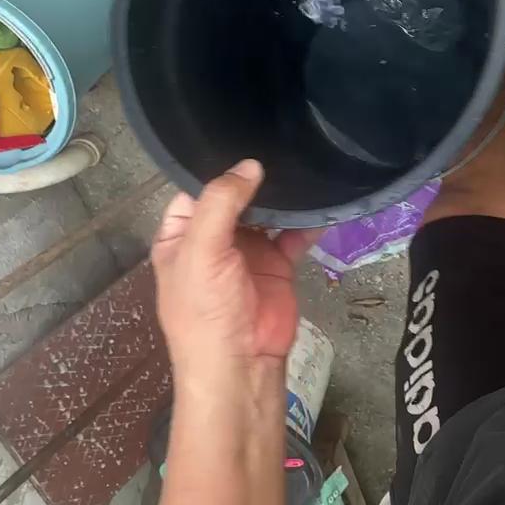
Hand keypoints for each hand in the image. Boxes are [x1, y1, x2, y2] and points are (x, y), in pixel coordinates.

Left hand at [151, 159, 316, 385]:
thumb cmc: (206, 311)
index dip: (218, 169)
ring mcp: (248, 251)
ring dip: (284, 197)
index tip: (247, 139)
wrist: (242, 365)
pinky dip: (308, 223)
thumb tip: (250, 165)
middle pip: (237, 197)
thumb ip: (222, 204)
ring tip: (305, 168)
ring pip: (268, 213)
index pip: (197, 189)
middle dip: (257, 177)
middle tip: (285, 146)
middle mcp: (214, 239)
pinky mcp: (278, 264)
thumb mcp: (202, 252)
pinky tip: (322, 207)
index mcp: (181, 234)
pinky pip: (295, 235)